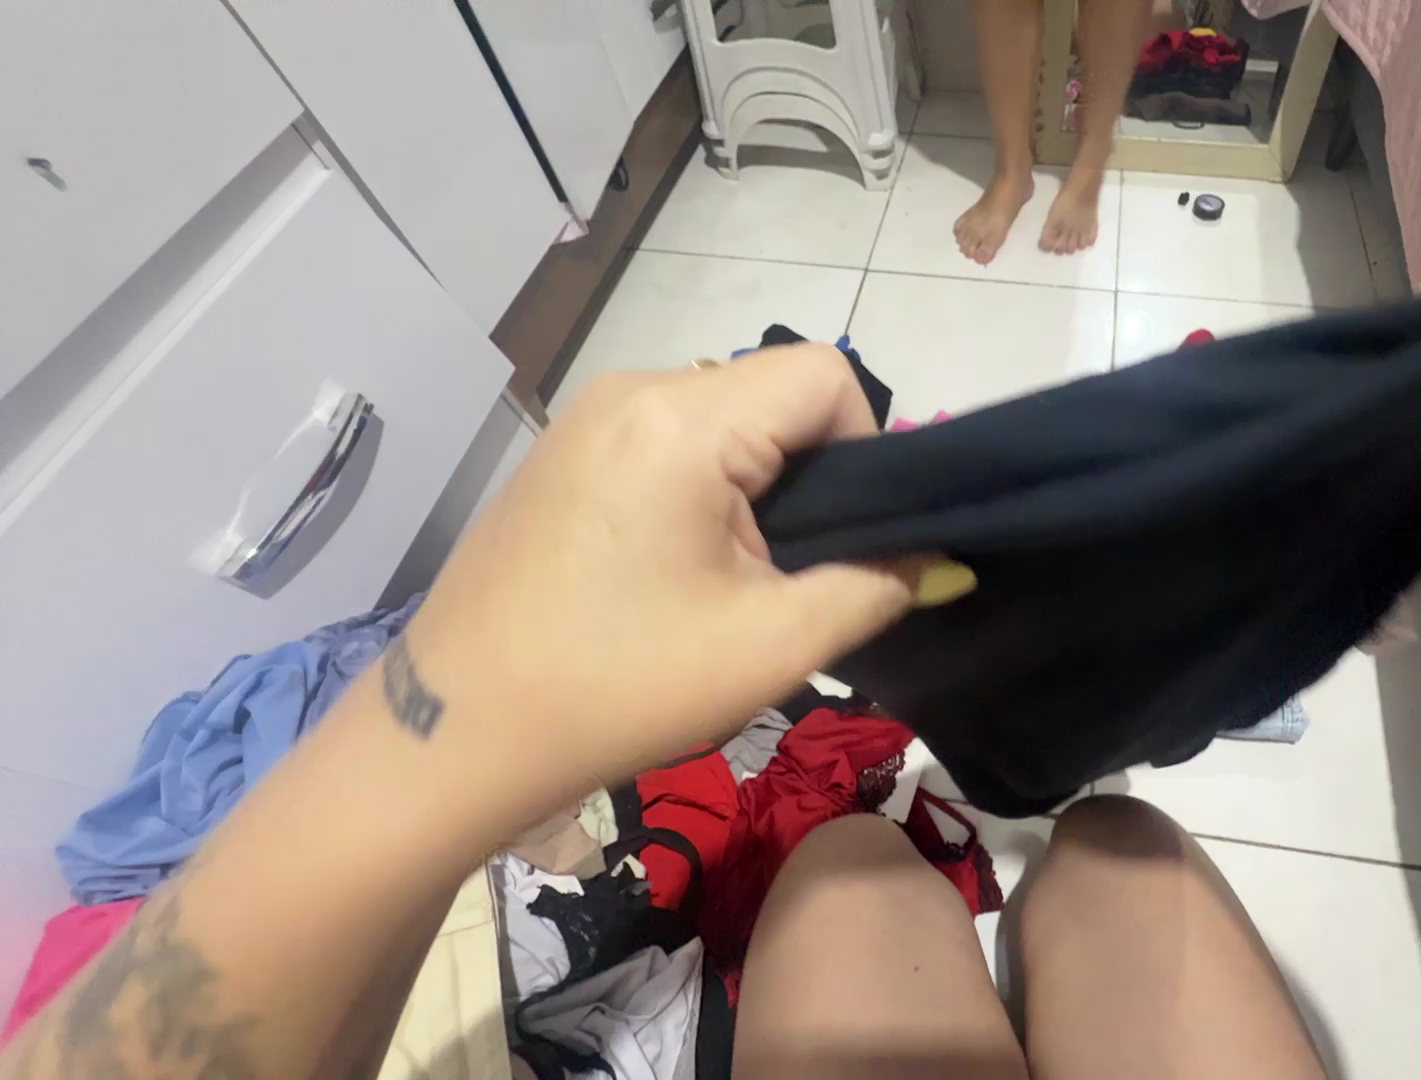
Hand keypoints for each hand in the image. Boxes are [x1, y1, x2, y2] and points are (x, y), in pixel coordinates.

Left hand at [394, 345, 935, 819]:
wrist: (453, 739)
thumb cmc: (619, 689)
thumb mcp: (774, 645)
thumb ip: (878, 588)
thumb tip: (943, 562)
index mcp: (682, 421)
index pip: (824, 374)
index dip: (867, 445)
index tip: (851, 533)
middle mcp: (635, 390)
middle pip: (776, 391)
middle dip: (818, 472)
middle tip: (801, 565)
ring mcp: (593, 416)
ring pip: (732, 414)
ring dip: (768, 481)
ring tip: (747, 570)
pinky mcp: (573, 448)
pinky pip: (681, 436)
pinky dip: (718, 482)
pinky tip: (692, 559)